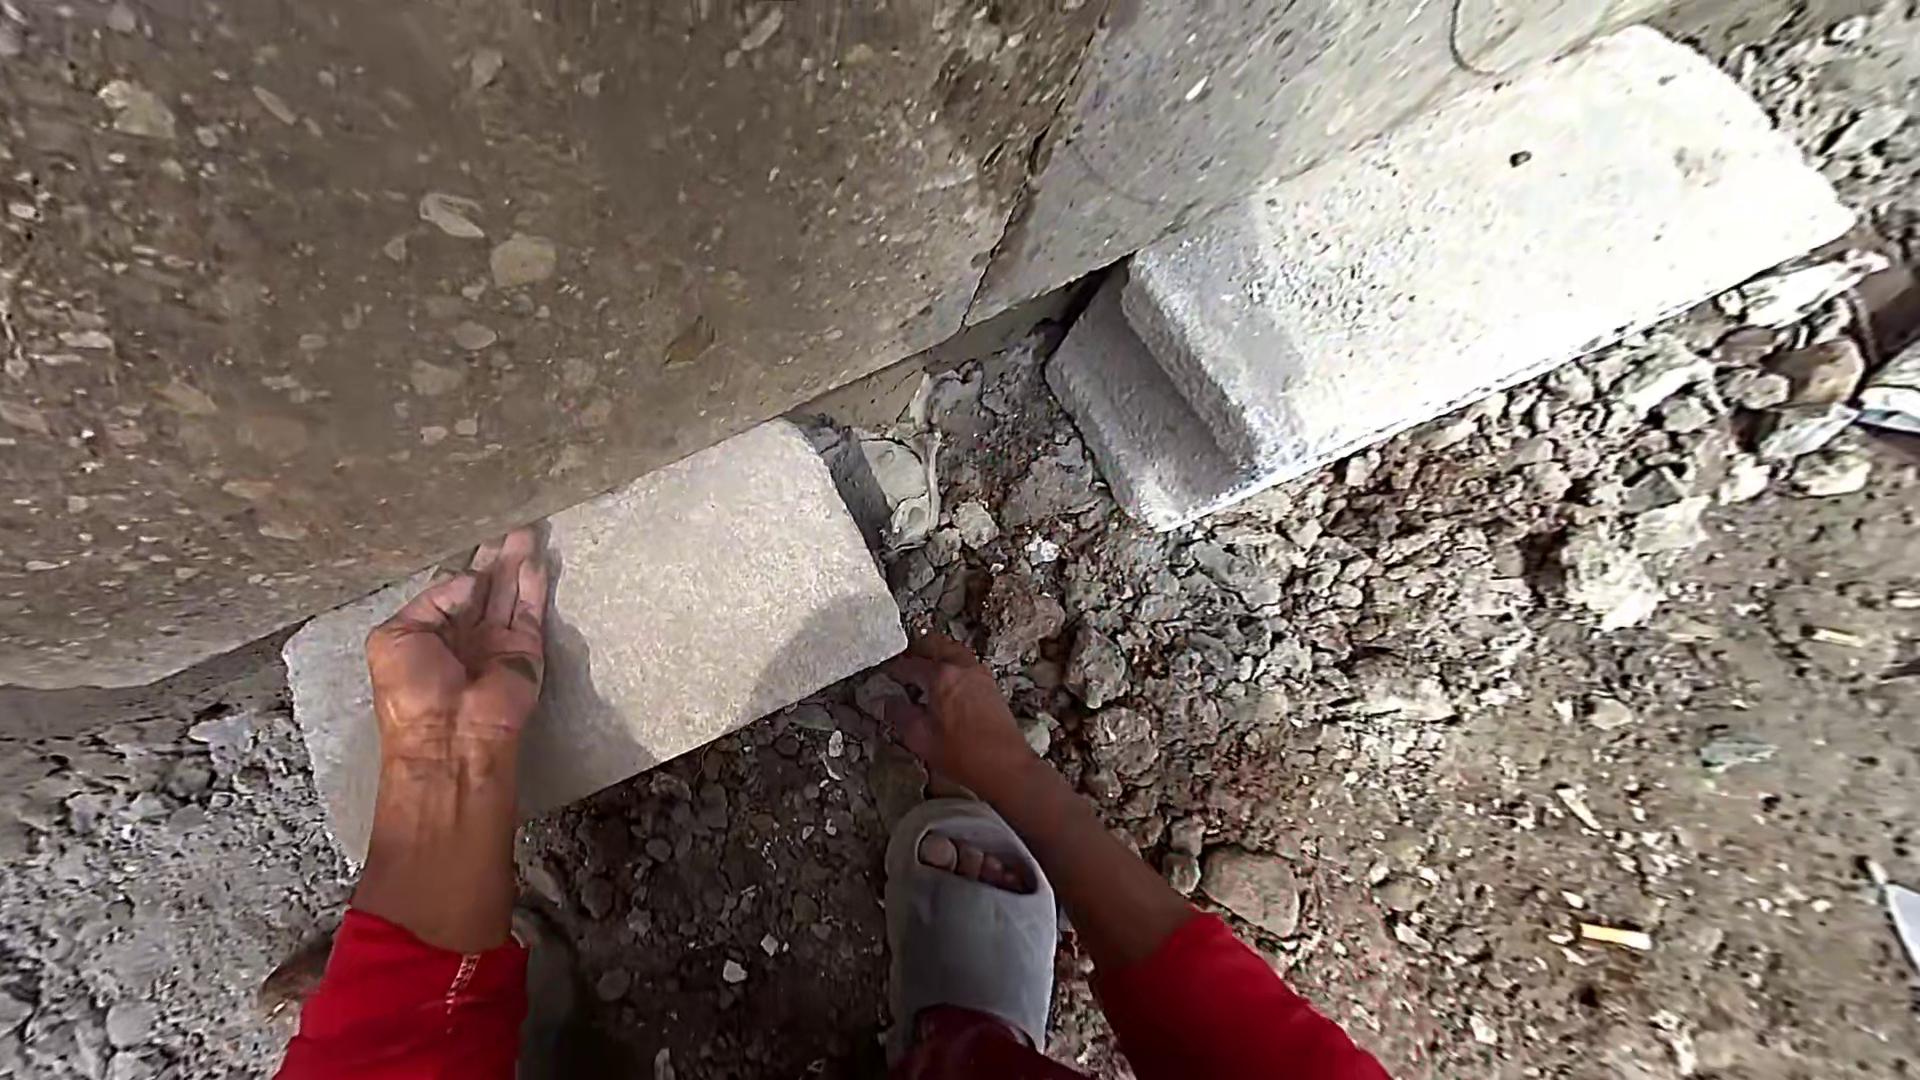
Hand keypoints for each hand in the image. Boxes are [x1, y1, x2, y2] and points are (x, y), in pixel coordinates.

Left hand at [366, 528, 549, 760]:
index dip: (462, 562)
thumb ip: (432, 601)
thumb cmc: (411, 690)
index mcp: (430, 630)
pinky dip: (534, 585)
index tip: (473, 534)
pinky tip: (536, 561)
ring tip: (526, 531)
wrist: (451, 731)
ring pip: (510, 591)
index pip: (451, 588)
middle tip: (508, 525)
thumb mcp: (394, 638)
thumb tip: (472, 579)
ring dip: (518, 562)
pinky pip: (530, 609)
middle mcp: (467, 630)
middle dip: (495, 555)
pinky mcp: (528, 645)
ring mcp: (500, 637)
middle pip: (486, 584)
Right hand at [882, 633, 1039, 796]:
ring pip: (953, 652)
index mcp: (942, 676)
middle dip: (916, 652)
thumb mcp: (920, 737)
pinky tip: (945, 686)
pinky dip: (952, 666)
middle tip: (903, 665)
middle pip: (935, 646)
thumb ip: (899, 715)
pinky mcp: (990, 685)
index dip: (894, 670)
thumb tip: (884, 704)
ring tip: (923, 674)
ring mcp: (979, 674)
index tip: (885, 675)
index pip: (910, 664)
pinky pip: (966, 664)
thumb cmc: (965, 754)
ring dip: (937, 656)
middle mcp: (962, 667)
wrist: (1005, 766)